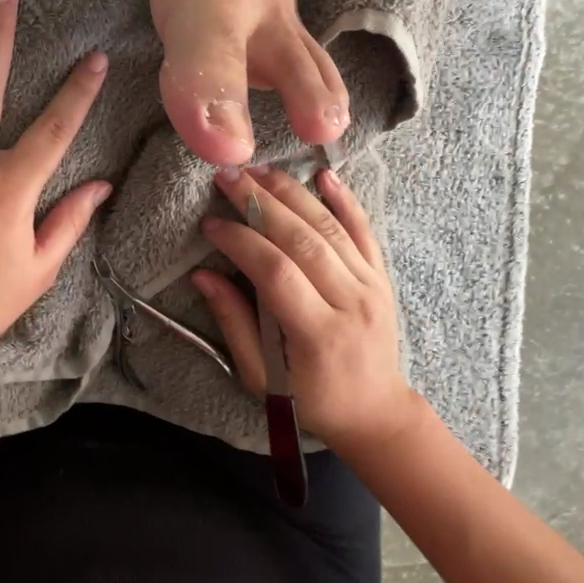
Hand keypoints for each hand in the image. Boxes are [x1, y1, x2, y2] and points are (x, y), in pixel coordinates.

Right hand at [192, 166, 422, 459]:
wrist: (376, 411)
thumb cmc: (310, 399)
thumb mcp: (261, 376)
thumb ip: (233, 323)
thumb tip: (202, 276)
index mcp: (318, 334)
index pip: (276, 273)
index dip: (241, 242)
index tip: (210, 224)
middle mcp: (351, 303)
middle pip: (303, 240)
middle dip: (261, 203)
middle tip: (227, 178)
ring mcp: (372, 286)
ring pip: (330, 228)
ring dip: (292, 194)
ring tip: (258, 171)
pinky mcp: (381, 277)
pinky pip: (364, 230)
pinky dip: (345, 200)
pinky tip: (323, 174)